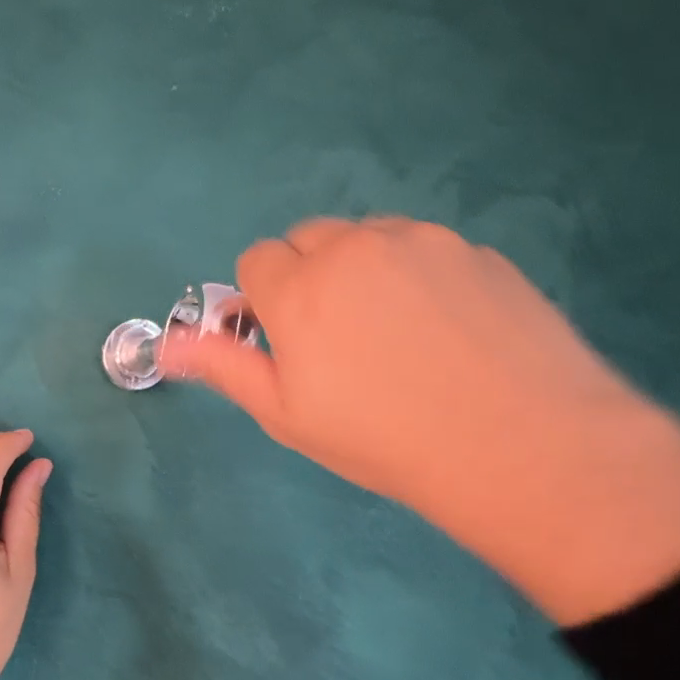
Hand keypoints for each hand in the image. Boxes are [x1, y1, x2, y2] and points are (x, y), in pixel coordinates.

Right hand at [161, 217, 679, 624]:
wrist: (514, 441)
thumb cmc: (378, 437)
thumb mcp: (284, 412)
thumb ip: (223, 366)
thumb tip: (165, 345)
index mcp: (299, 287)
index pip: (257, 261)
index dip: (261, 302)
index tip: (282, 343)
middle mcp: (355, 247)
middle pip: (309, 239)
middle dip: (306, 277)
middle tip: (332, 341)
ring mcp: (423, 241)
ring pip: (367, 240)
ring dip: (359, 272)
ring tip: (390, 337)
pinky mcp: (476, 250)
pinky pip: (422, 250)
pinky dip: (413, 277)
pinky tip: (440, 332)